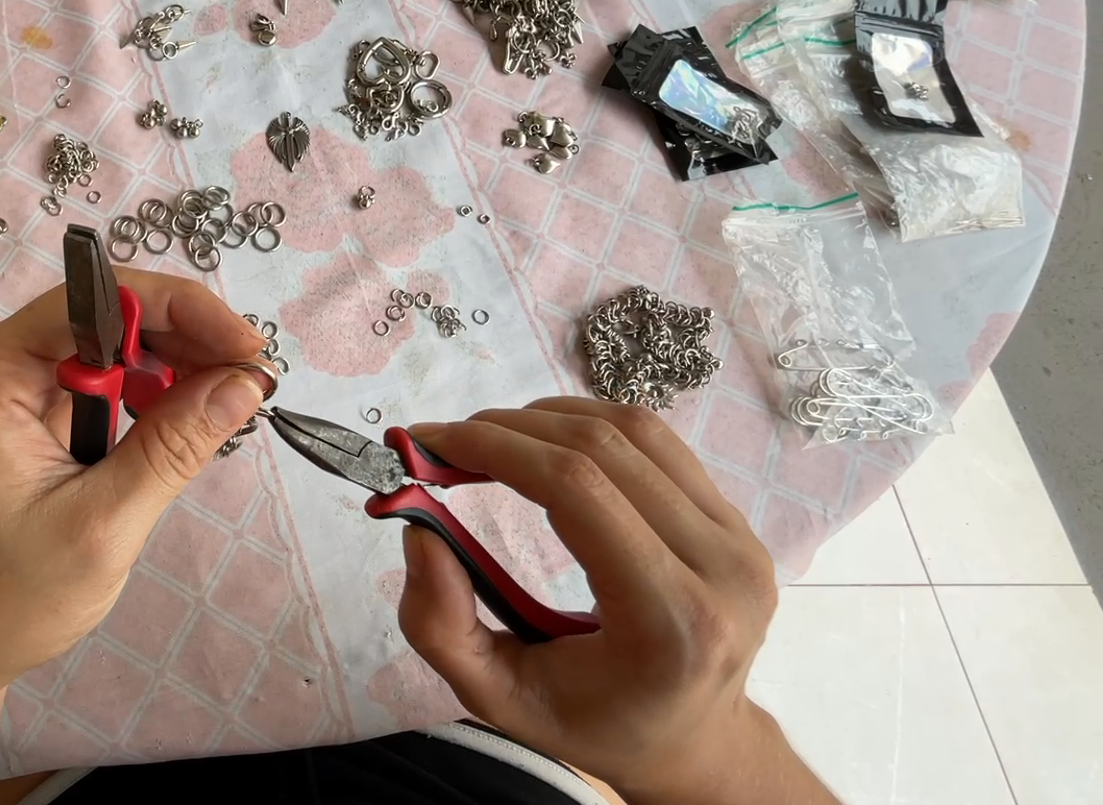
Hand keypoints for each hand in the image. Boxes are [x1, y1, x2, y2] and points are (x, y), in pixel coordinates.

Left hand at [0, 269, 269, 694]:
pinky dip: (157, 392)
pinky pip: (110, 379)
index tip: (245, 348)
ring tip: (232, 398)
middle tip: (252, 379)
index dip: (179, 309)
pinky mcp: (41, 412)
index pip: (97, 301)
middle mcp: (5, 360)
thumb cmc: (7, 597)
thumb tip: (246, 383)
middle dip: (186, 337)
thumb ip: (174, 447)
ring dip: (178, 363)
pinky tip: (192, 416)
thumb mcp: (102, 523)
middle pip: (111, 314)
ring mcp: (22, 385)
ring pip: (118, 343)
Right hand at [396, 399, 825, 803]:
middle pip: (598, 448)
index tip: (427, 444)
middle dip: (502, 428)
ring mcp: (738, 536)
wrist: (690, 740)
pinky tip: (540, 441)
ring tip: (486, 441)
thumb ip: (439, 626)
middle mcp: (720, 568)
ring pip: (626, 428)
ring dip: (539, 417)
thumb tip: (419, 530)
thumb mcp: (494, 696)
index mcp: (668, 620)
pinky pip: (651, 437)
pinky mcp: (735, 517)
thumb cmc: (588, 721)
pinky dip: (580, 421)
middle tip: (441, 444)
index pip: (575, 488)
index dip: (493, 447)